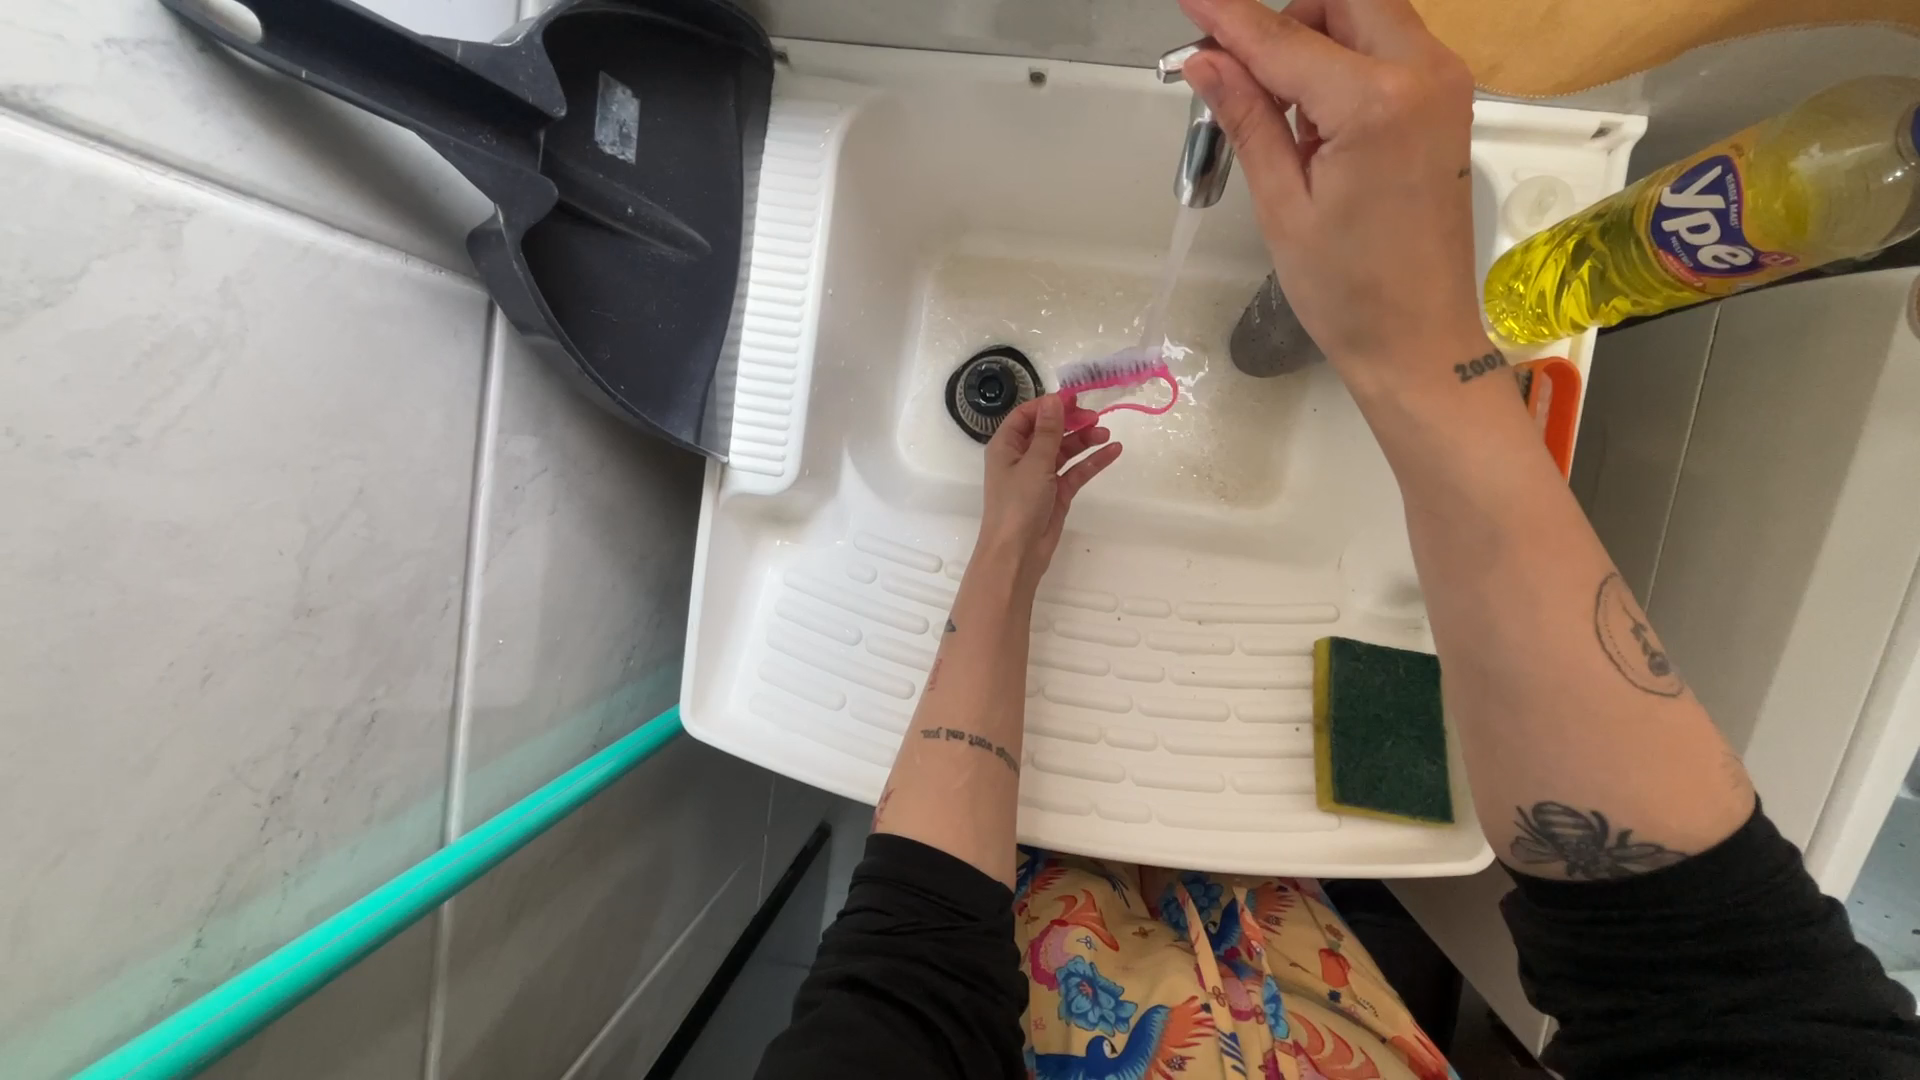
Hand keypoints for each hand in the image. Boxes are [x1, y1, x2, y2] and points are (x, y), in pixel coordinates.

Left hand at [976, 395, 1122, 587]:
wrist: (1017, 553)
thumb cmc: (1017, 504)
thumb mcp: (1034, 463)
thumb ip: (1048, 431)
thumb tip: (1055, 399)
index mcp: (1006, 446)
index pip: (1027, 416)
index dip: (1049, 406)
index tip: (1075, 399)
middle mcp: (1022, 458)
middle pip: (1048, 431)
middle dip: (1070, 421)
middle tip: (1095, 417)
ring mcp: (1040, 476)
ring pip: (1064, 450)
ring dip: (1084, 440)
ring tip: (1106, 433)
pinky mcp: (1057, 494)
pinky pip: (1076, 471)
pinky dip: (1092, 462)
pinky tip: (1113, 451)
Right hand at [1177, 0, 1493, 399]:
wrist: (1417, 336)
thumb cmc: (1343, 289)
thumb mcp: (1282, 207)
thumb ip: (1249, 122)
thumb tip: (1206, 63)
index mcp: (1375, 104)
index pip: (1286, 40)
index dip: (1231, 18)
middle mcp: (1424, 72)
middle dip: (1286, 18)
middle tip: (1240, 72)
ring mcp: (1445, 83)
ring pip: (1371, 16)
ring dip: (1316, 39)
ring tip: (1278, 114)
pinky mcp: (1447, 104)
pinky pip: (1390, 51)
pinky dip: (1345, 63)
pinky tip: (1317, 123)